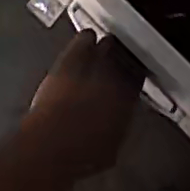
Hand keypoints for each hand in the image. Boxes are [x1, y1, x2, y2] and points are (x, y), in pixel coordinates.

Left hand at [21, 32, 143, 177]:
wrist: (52, 144)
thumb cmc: (82, 154)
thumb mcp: (111, 145)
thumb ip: (119, 122)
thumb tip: (119, 117)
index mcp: (129, 96)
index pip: (138, 75)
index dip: (133, 77)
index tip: (128, 80)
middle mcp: (117, 73)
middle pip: (125, 55)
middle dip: (120, 60)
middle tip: (112, 67)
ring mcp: (95, 60)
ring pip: (108, 42)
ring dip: (105, 48)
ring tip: (99, 54)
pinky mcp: (73, 54)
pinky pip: (85, 37)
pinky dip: (85, 40)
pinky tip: (82, 45)